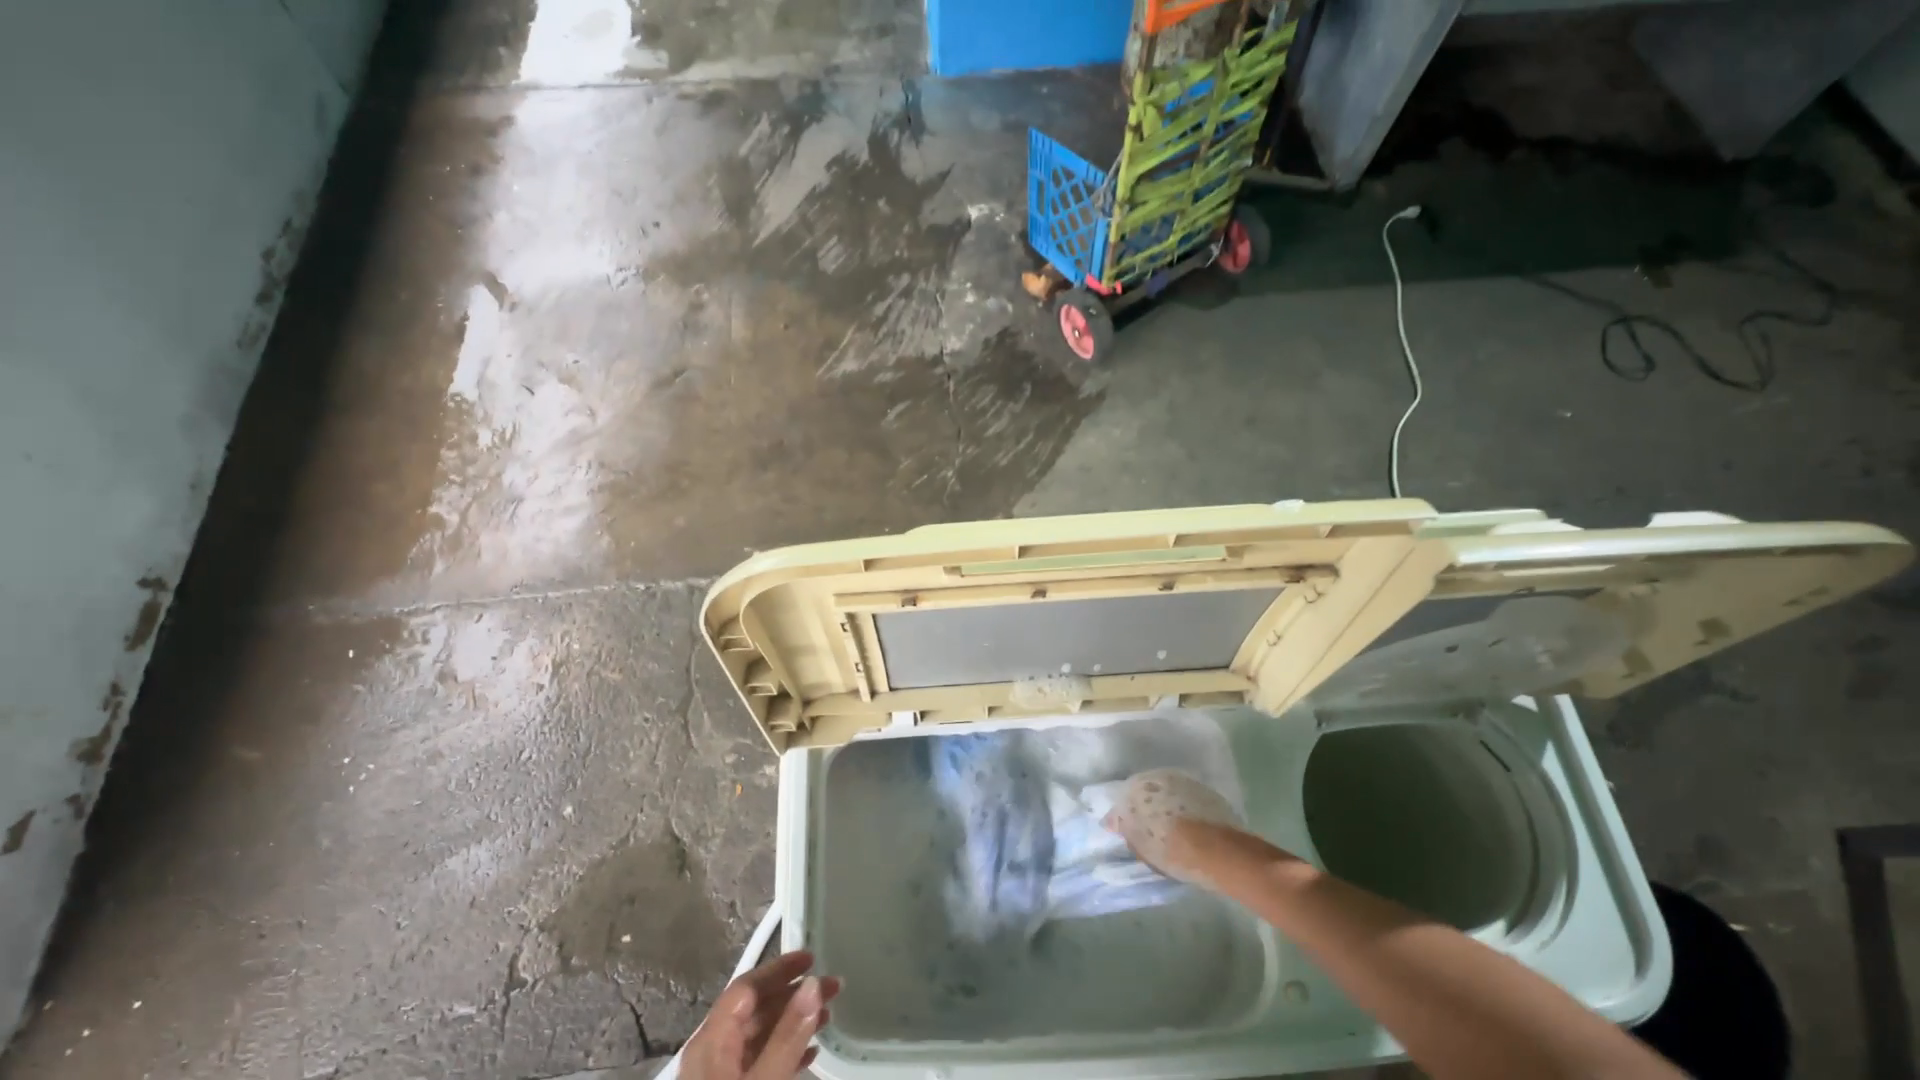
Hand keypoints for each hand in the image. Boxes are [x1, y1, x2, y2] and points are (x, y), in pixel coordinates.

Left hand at [680, 951, 840, 1079]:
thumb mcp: (764, 1077)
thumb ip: (787, 1035)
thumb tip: (813, 984)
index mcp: (711, 1041)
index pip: (746, 988)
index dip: (779, 969)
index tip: (813, 958)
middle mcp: (711, 1052)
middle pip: (754, 1010)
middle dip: (794, 994)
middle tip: (833, 987)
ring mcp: (718, 1075)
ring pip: (760, 1035)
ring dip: (794, 1022)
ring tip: (828, 1015)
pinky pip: (759, 1060)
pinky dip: (785, 1050)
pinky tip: (810, 1051)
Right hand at [1102, 768, 1248, 889]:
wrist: (1215, 849)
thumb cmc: (1170, 851)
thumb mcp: (1140, 847)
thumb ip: (1126, 830)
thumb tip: (1114, 821)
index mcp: (1134, 790)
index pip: (1122, 803)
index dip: (1125, 819)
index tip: (1130, 834)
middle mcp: (1156, 777)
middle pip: (1146, 793)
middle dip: (1146, 809)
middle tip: (1152, 831)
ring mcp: (1183, 781)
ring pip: (1167, 793)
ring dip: (1167, 805)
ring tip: (1174, 829)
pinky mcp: (1205, 789)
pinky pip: (1188, 798)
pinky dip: (1186, 808)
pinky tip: (1192, 825)